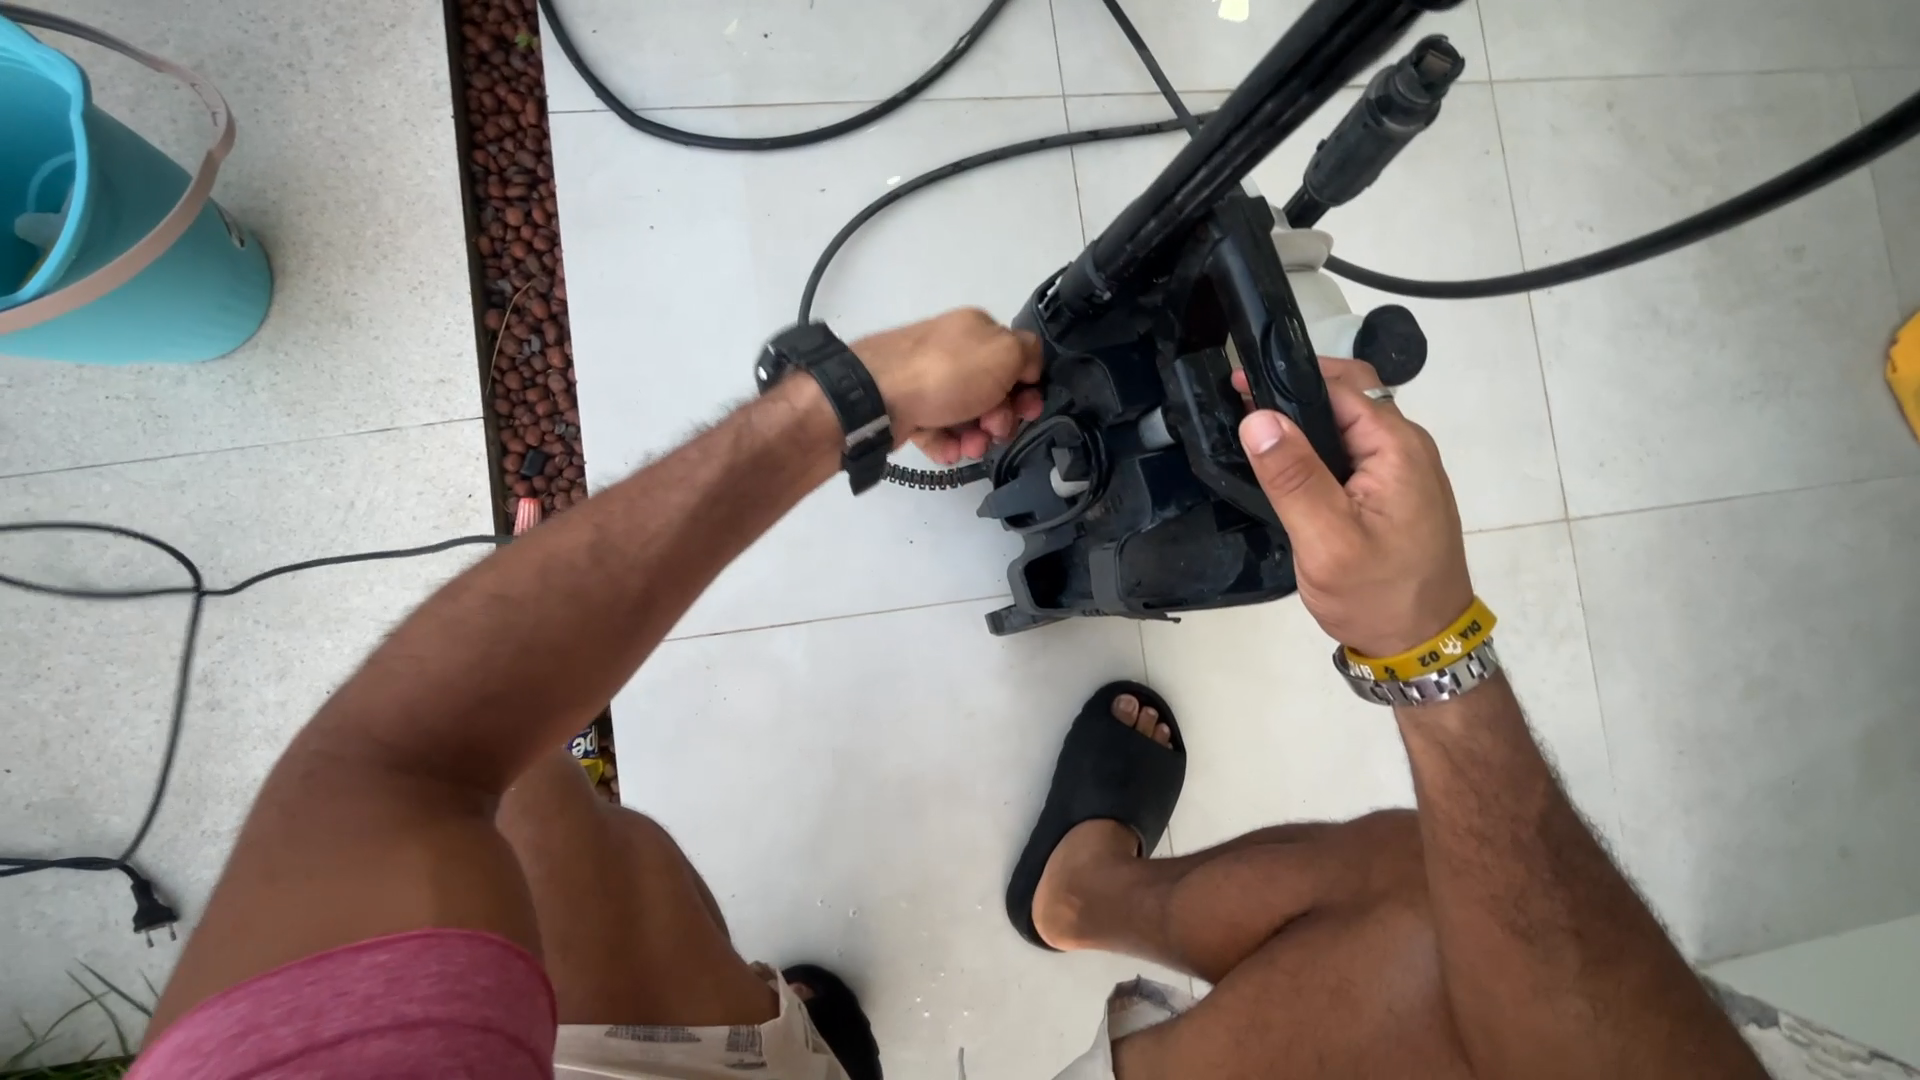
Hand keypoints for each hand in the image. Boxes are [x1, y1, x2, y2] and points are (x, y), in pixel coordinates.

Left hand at [852, 309, 1045, 464]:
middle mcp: (952, 352)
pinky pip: (938, 430)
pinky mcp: (909, 409)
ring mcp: (928, 381)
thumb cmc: (948, 373)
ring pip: (967, 416)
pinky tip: (949, 452)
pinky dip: (947, 444)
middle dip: (1001, 417)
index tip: (1029, 410)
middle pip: (993, 392)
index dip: (1029, 387)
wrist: (879, 397)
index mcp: (977, 330)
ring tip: (969, 448)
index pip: (1017, 358)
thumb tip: (1028, 367)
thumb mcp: (1005, 353)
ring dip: (976, 437)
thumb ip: (1029, 354)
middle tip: (995, 429)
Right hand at [1233, 359, 1472, 657]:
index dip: (1287, 377)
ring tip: (1250, 430)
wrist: (1421, 646)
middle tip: (1237, 403)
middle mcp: (1405, 448)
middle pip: (1348, 395)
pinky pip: (1350, 451)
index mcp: (1396, 448)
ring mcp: (1401, 470)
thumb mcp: (1327, 540)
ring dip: (1302, 419)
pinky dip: (1315, 445)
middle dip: (1294, 390)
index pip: (1341, 385)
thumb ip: (1293, 477)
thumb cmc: (1377, 595)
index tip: (1236, 382)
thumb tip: (1257, 417)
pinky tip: (1284, 464)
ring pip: (1347, 423)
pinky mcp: (1390, 492)